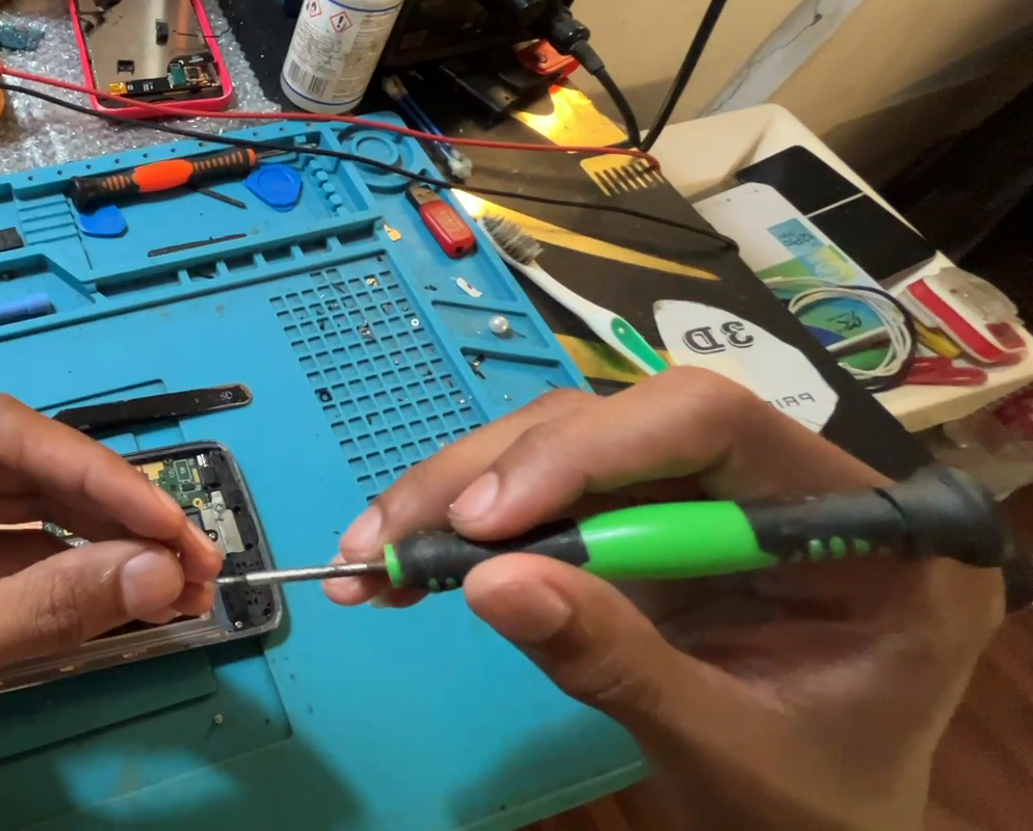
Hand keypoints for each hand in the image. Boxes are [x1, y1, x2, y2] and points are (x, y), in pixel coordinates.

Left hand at [0, 395, 220, 830]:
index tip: (167, 519)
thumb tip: (165, 573)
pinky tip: (128, 590)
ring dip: (100, 540)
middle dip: (107, 509)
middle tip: (192, 552)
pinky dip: (70, 571)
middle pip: (17, 463)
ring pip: (25, 502)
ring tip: (180, 576)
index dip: (91, 472)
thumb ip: (48, 608)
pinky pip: (12, 547)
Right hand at [324, 368, 1002, 830]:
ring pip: (534, 447)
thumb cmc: (804, 793)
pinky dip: (447, 526)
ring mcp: (675, 489)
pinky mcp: (615, 510)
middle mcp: (751, 478)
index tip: (482, 522)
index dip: (579, 451)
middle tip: (387, 540)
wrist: (798, 812)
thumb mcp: (726, 748)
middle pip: (590, 425)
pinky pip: (518, 491)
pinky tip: (397, 559)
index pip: (699, 421)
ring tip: (368, 555)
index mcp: (845, 523)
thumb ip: (618, 662)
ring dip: (441, 498)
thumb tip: (488, 585)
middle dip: (477, 479)